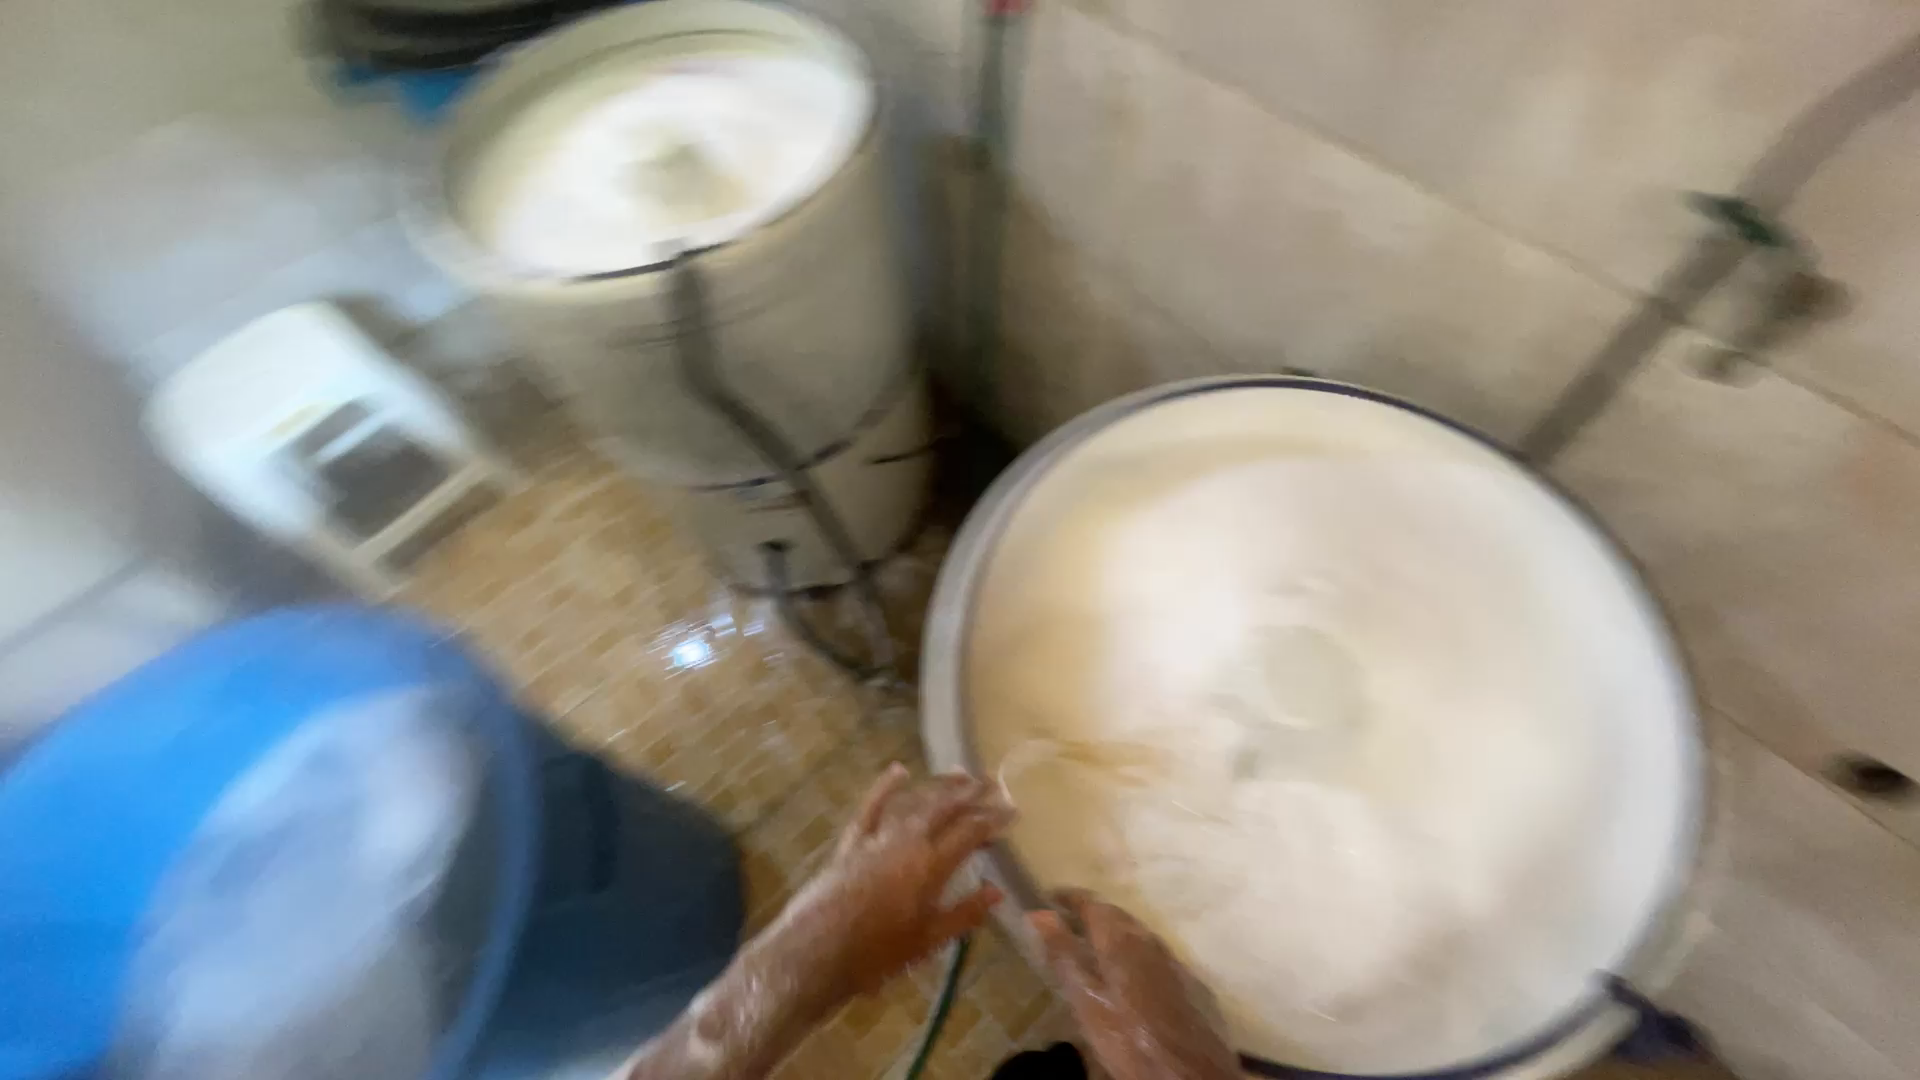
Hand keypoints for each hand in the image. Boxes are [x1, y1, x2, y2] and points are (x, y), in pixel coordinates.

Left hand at [766, 764, 1015, 1008]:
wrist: (816, 952)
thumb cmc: (877, 955)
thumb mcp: (928, 941)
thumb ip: (964, 913)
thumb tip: (997, 891)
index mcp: (930, 865)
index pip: (969, 831)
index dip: (993, 819)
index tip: (1012, 811)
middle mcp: (907, 841)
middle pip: (945, 807)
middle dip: (971, 793)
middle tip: (992, 782)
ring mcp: (878, 837)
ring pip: (915, 801)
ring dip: (939, 786)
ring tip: (960, 774)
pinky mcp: (853, 840)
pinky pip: (872, 806)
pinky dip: (886, 787)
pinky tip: (898, 770)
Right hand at [1029, 890, 1239, 1079]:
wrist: (1185, 1072)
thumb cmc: (1126, 1034)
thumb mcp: (1084, 997)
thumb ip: (1062, 952)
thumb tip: (1039, 913)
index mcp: (1119, 936)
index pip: (1090, 901)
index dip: (1068, 897)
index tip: (1049, 899)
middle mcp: (1145, 936)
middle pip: (1114, 914)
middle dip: (1089, 913)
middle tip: (1066, 924)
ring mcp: (1167, 956)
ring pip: (1133, 932)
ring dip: (1111, 932)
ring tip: (1090, 947)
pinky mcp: (1181, 978)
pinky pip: (1148, 951)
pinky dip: (1129, 951)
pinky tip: (1124, 974)